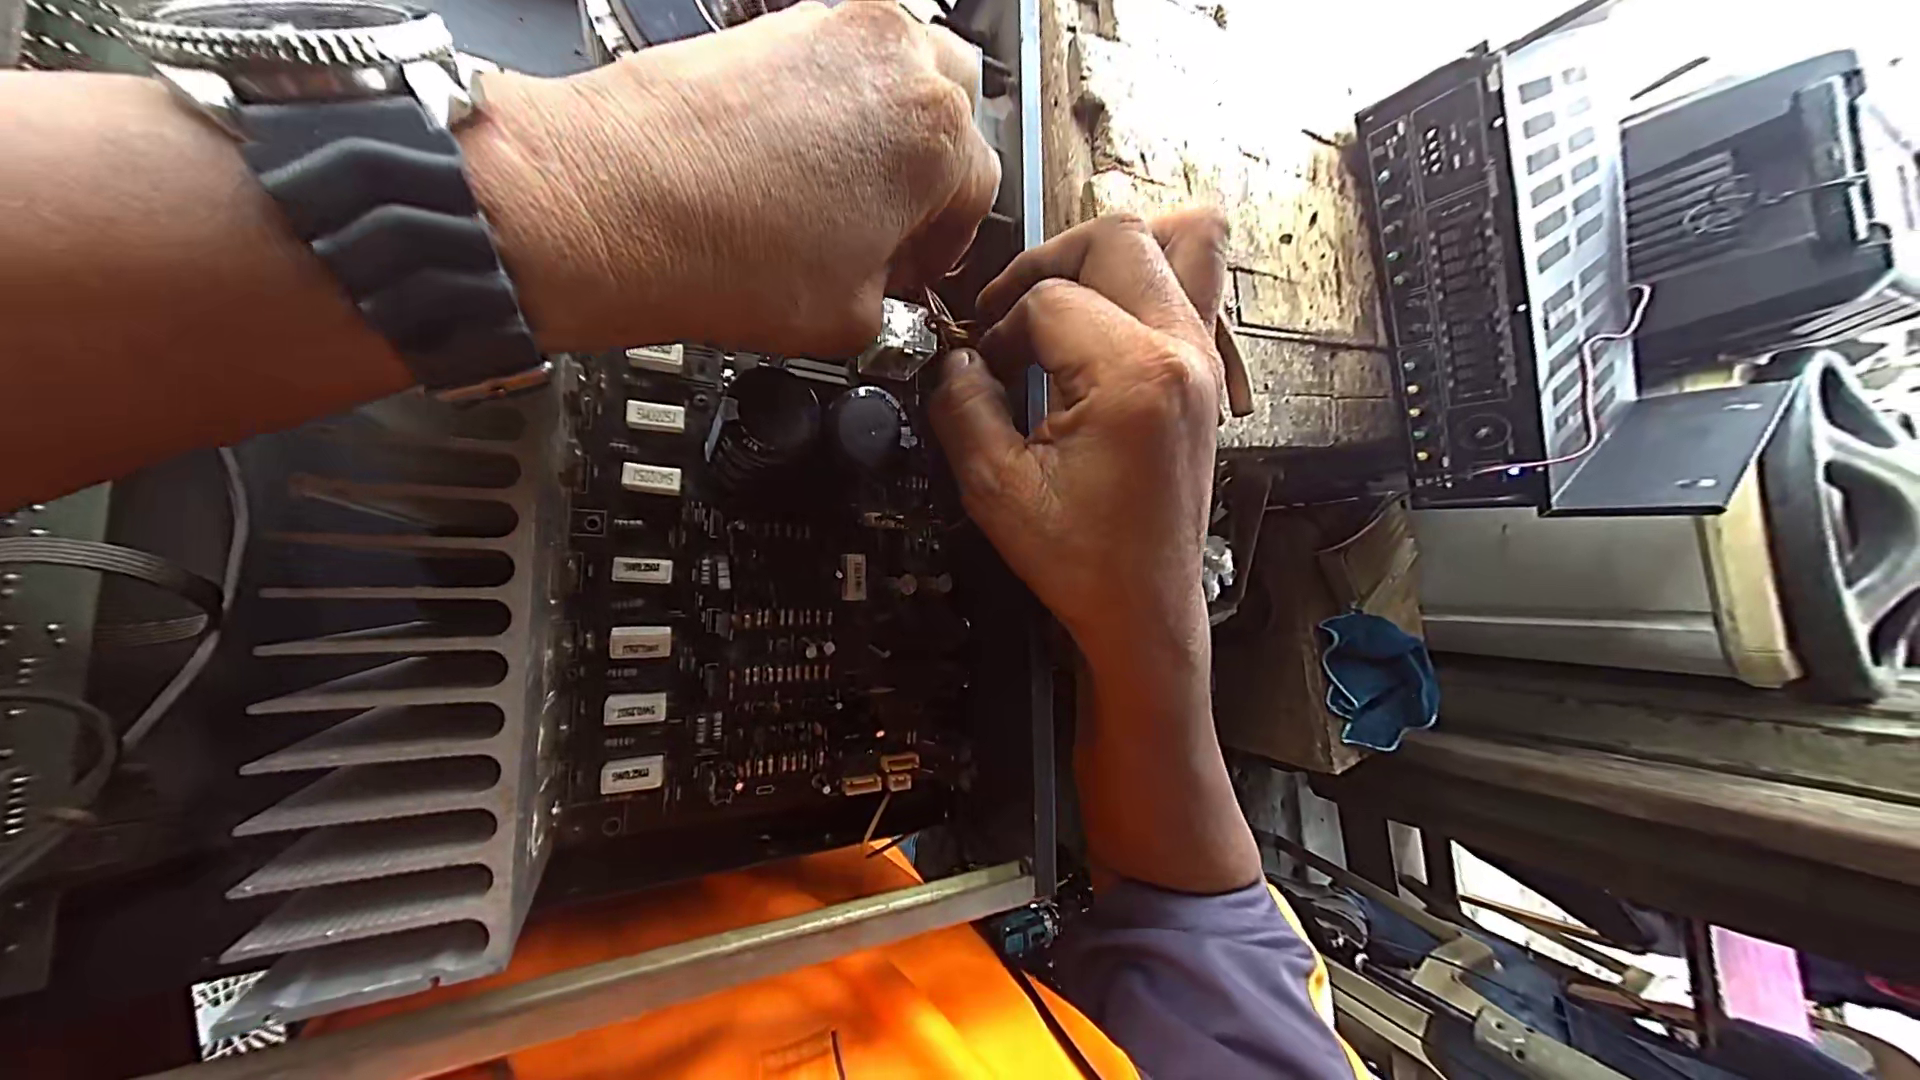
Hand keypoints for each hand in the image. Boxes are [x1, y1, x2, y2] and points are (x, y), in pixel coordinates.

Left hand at [461, 1, 999, 356]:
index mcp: (937, 137)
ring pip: (904, 78)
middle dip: (936, 177)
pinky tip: (815, 165)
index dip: (949, 245)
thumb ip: (897, 300)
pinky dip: (847, 110)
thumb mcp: (853, 319)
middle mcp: (897, 59)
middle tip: (899, 228)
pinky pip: (844, 64)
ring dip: (898, 136)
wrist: (617, 207)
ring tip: (859, 195)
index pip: (979, 193)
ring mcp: (834, 25)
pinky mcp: (778, 21)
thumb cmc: (731, 257)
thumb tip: (893, 288)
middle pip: (955, 116)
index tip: (918, 271)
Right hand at [930, 210, 1228, 665]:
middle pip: (1117, 236)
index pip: (1048, 300)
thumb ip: (962, 406)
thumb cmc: (1084, 560)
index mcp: (1132, 377)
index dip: (1000, 327)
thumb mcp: (995, 489)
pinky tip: (1104, 323)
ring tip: (1067, 291)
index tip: (985, 367)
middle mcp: (1181, 355)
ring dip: (1110, 252)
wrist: (1143, 603)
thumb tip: (956, 360)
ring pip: (1179, 239)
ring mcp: (1202, 363)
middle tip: (1011, 308)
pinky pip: (1192, 286)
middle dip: (1046, 261)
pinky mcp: (1203, 379)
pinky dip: (1145, 281)